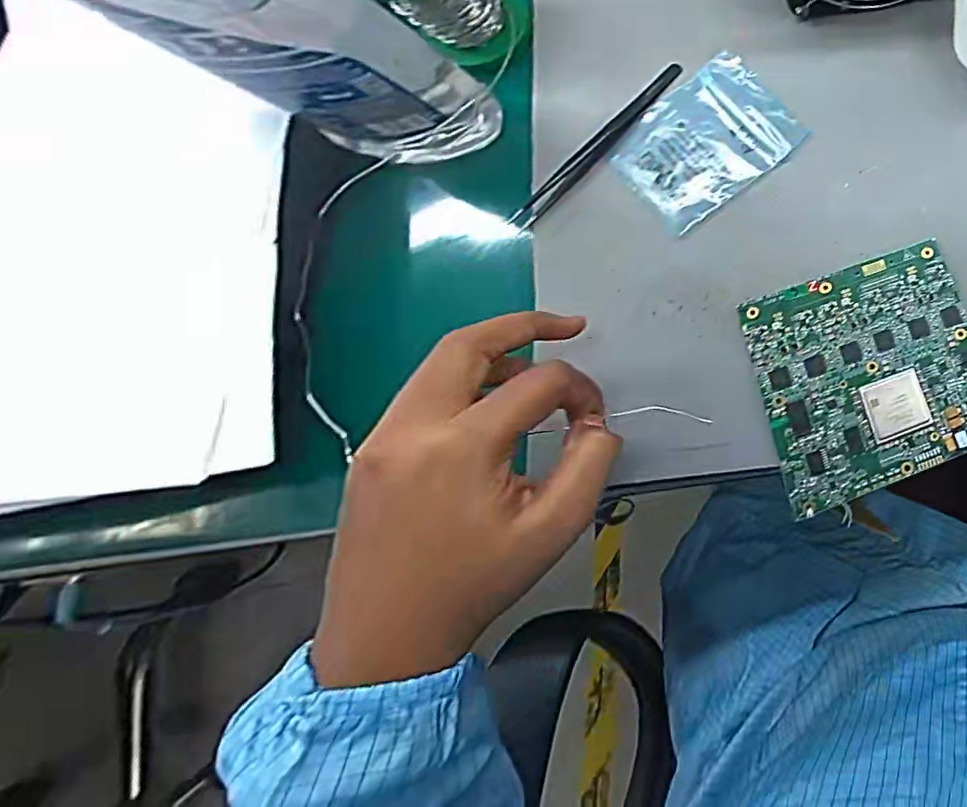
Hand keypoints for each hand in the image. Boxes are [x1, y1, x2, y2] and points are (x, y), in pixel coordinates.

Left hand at [311, 312, 621, 687]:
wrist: (382, 642)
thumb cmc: (476, 584)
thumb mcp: (556, 527)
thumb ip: (592, 460)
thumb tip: (594, 422)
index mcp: (458, 448)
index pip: (538, 383)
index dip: (580, 390)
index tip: (595, 420)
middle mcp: (410, 429)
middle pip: (467, 344)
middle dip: (524, 324)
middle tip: (570, 325)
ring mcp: (382, 438)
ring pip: (440, 363)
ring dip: (495, 353)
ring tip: (538, 367)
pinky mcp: (372, 452)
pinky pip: (424, 392)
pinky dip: (468, 380)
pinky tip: (496, 401)